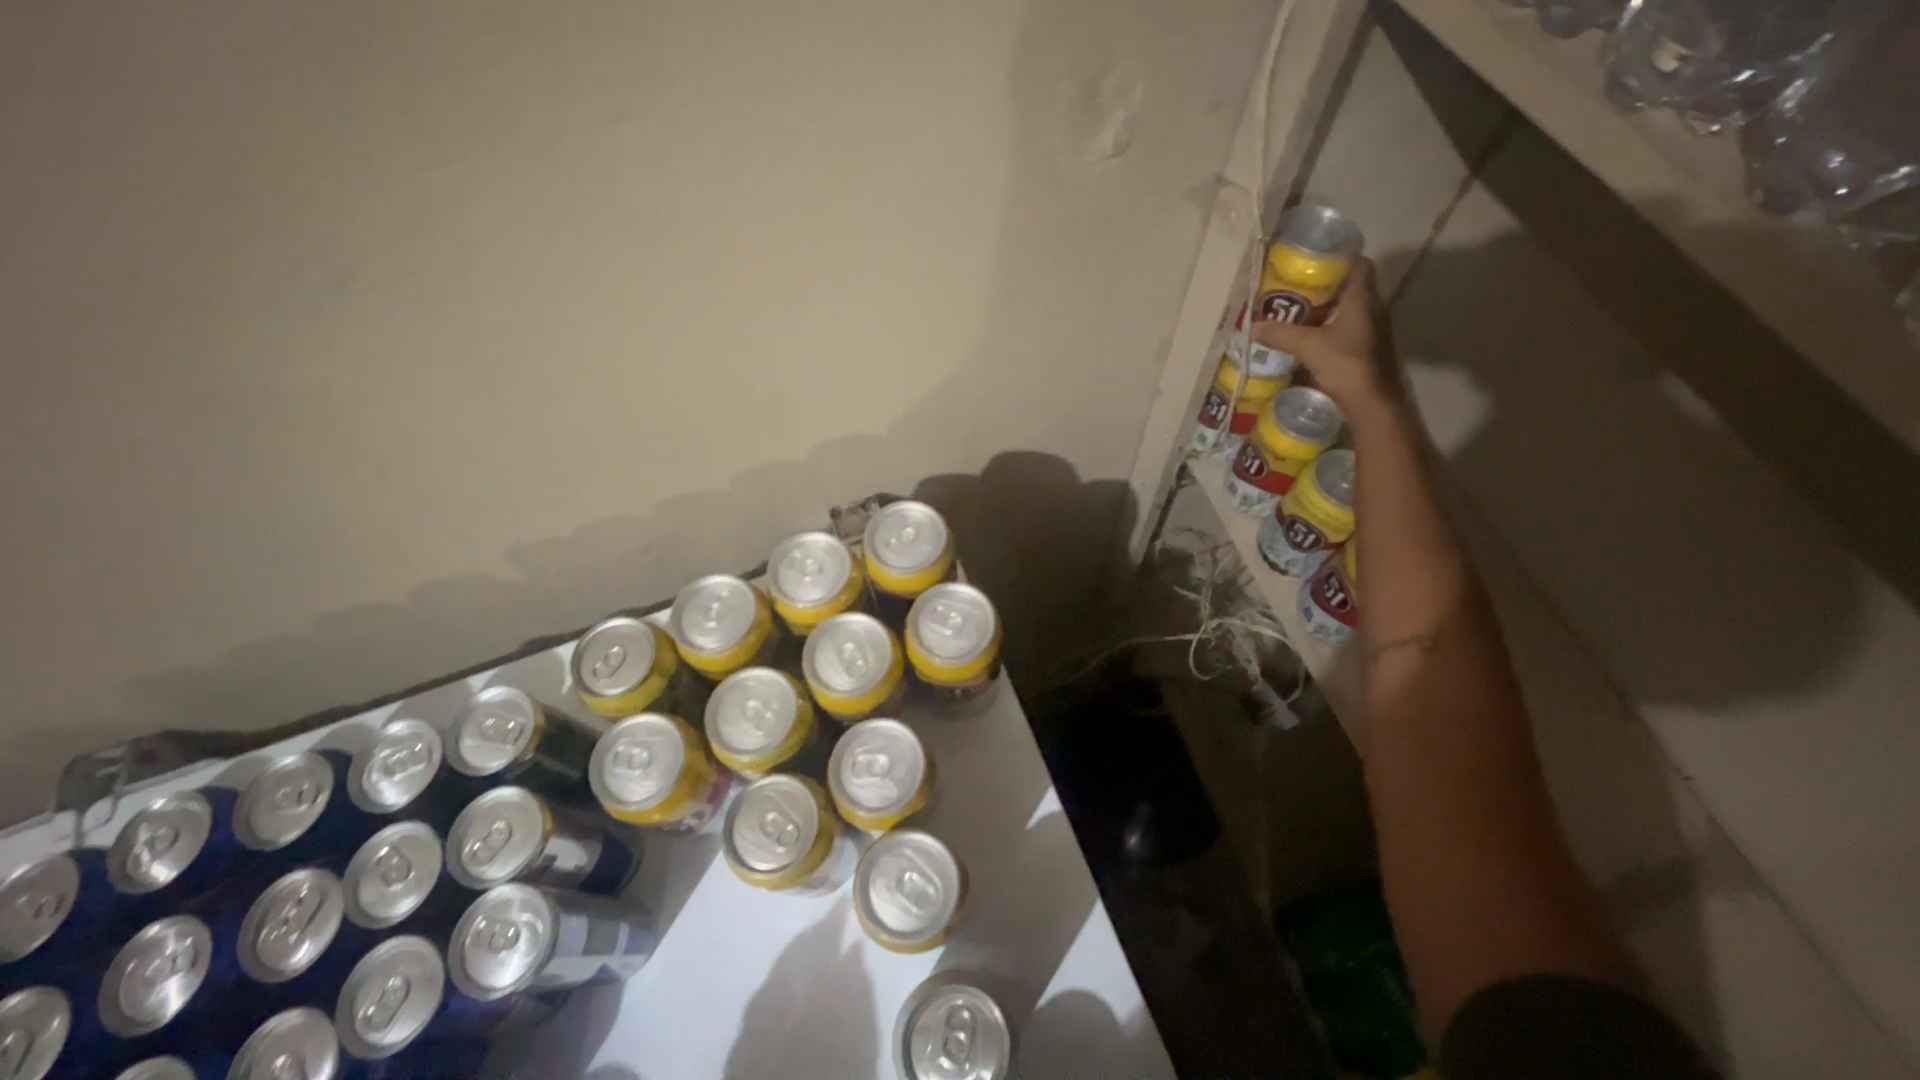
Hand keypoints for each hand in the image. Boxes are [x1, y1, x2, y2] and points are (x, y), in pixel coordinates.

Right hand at [1252, 258, 1405, 414]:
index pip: (1359, 264)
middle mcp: (1371, 309)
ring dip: (1324, 307)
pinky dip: (1326, 327)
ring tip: (1294, 308)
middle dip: (1324, 283)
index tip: (1314, 257)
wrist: (1374, 404)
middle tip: (1295, 284)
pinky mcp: (1364, 350)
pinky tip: (1306, 335)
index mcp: (1363, 299)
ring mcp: (1370, 331)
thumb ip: (1282, 334)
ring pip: (1347, 308)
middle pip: (1350, 286)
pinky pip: (1344, 328)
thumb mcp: (1309, 347)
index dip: (1340, 256)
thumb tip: (1253, 326)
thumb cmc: (1347, 366)